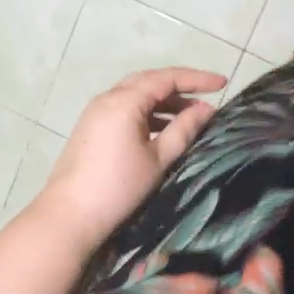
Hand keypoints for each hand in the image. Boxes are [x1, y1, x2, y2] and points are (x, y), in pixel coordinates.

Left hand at [28, 67, 225, 249]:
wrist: (69, 215)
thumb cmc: (118, 187)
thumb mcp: (158, 159)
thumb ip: (183, 130)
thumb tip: (205, 109)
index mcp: (125, 100)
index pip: (167, 78)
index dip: (197, 79)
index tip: (223, 83)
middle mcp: (108, 98)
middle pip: (149, 81)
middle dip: (179, 86)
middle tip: (207, 95)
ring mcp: (96, 112)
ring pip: (135, 95)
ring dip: (163, 101)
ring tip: (191, 116)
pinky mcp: (91, 127)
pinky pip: (124, 109)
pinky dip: (147, 113)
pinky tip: (163, 129)